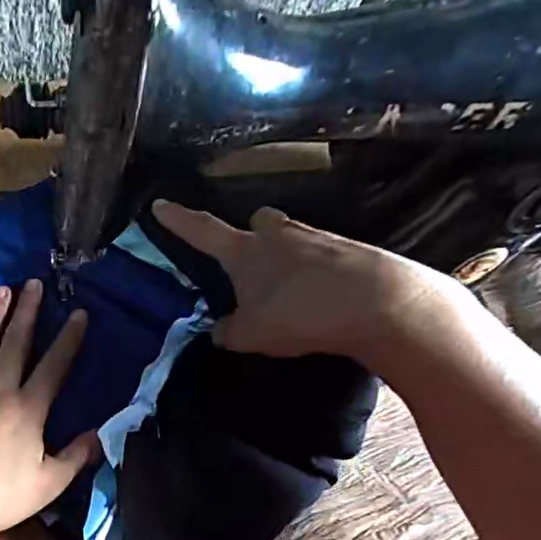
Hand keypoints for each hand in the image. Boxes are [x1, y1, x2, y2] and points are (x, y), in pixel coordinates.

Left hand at [0, 279, 98, 539]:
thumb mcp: (46, 485)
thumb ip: (74, 459)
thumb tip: (100, 436)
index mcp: (28, 410)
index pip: (54, 367)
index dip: (69, 339)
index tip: (79, 313)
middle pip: (16, 344)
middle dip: (27, 312)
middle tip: (33, 283)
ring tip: (2, 291)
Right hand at [151, 200, 458, 361]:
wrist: (380, 304)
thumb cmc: (300, 314)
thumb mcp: (250, 335)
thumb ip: (228, 331)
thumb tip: (222, 329)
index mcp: (246, 252)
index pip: (202, 231)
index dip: (178, 220)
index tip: (159, 204)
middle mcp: (280, 235)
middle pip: (259, 221)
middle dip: (251, 234)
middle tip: (249, 262)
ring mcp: (319, 238)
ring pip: (291, 237)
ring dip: (284, 257)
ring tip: (286, 292)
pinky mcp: (350, 252)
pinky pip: (321, 257)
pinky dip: (313, 274)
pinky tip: (317, 299)